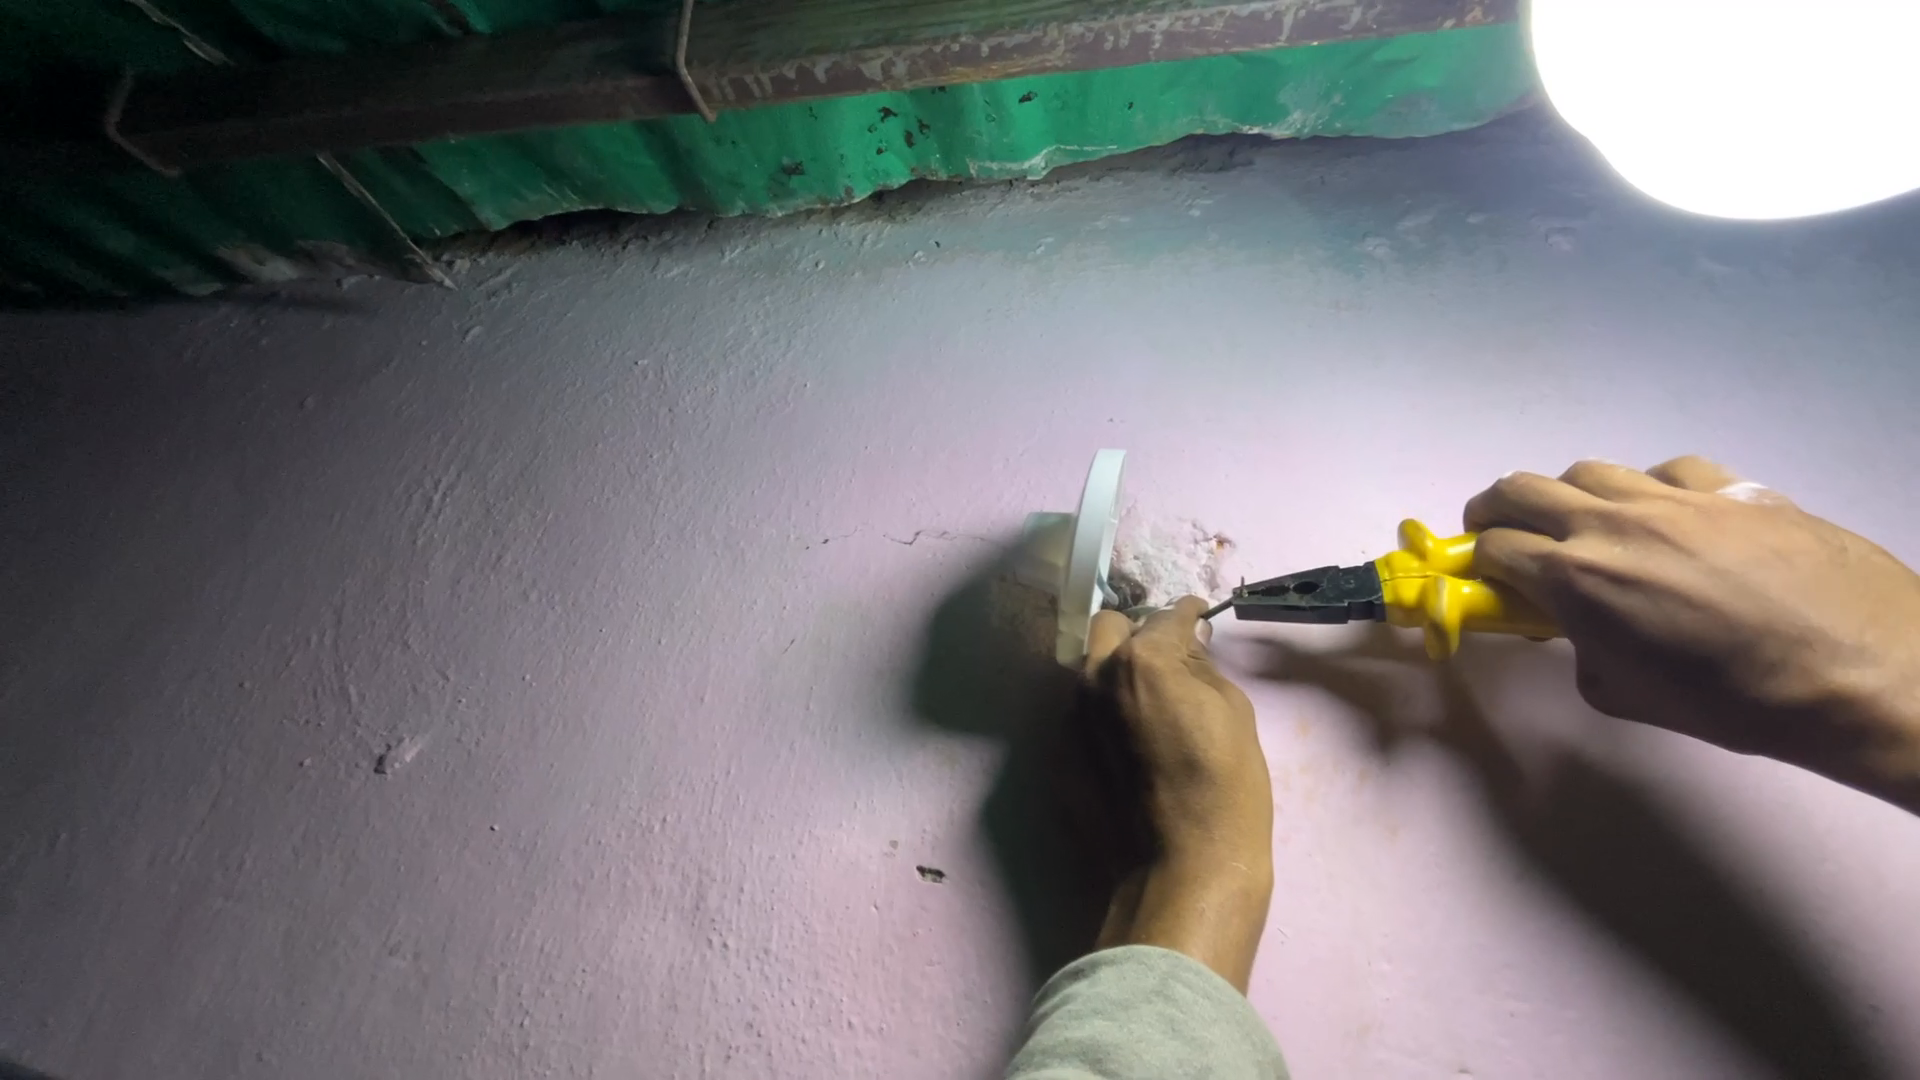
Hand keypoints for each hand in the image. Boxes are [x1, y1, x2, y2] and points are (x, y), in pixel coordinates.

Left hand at [1080, 596, 1272, 990]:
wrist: (1183, 871)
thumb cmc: (1226, 790)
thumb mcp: (1235, 714)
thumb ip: (1203, 667)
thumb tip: (1188, 642)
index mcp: (1142, 660)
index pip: (1165, 616)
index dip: (1186, 614)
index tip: (1195, 618)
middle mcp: (1095, 675)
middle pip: (1110, 627)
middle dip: (1137, 633)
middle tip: (1165, 659)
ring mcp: (1071, 713)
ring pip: (1089, 669)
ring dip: (1115, 672)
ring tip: (1145, 703)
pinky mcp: (1059, 750)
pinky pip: (1081, 713)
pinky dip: (1102, 713)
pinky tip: (1127, 743)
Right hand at [1465, 456, 1919, 804]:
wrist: (1877, 679)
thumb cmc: (1735, 701)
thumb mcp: (1619, 691)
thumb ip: (1574, 646)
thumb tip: (1570, 625)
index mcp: (1573, 576)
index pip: (1491, 546)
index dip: (1479, 562)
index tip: (1489, 579)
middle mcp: (1610, 524)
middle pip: (1517, 489)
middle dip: (1493, 510)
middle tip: (1501, 533)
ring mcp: (1675, 501)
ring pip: (1587, 471)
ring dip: (1567, 497)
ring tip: (1588, 525)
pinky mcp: (1736, 491)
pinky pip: (1668, 471)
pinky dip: (1650, 489)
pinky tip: (1670, 518)